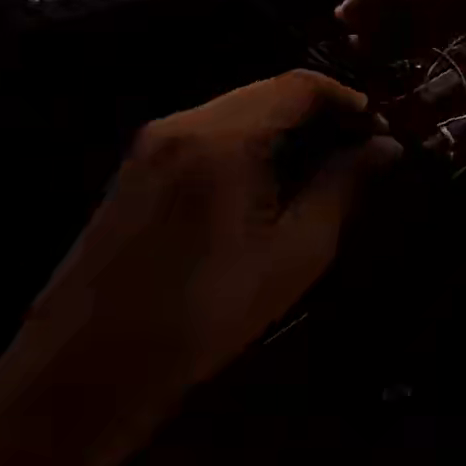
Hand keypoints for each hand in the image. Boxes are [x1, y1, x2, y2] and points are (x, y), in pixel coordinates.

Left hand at [0, 71, 399, 465]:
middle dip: (324, 113)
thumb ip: (344, 185)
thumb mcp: (297, 251)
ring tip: (326, 167)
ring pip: (241, 111)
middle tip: (361, 149)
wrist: (78, 380)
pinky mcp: (135, 173)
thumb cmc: (204, 313)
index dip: (351, 100)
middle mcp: (180, 126)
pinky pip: (211, 134)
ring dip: (291, 128)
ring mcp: (149, 148)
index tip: (381, 132)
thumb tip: (387, 146)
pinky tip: (273, 183)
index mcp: (221, 139)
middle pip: (270, 92)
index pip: (301, 85)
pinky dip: (255, 143)